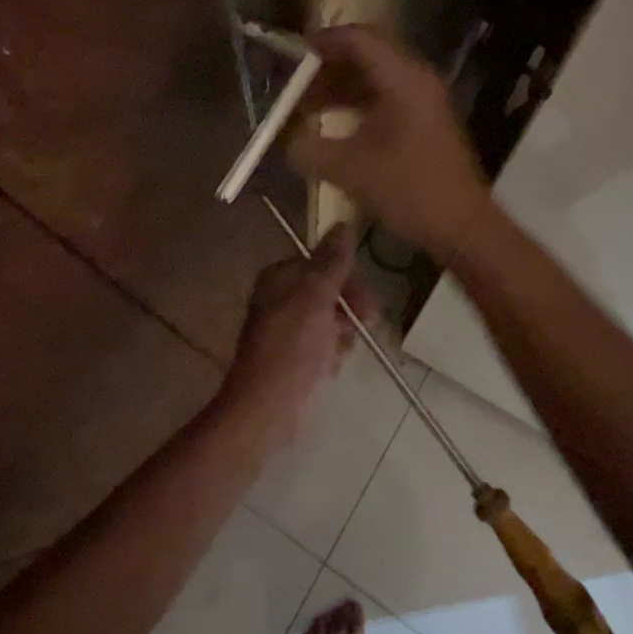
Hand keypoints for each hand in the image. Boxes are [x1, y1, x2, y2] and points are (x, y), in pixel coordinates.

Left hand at [219, 225, 376, 445]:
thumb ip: (331, 262)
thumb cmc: (291, 350)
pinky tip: (333, 366)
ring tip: (339, 351)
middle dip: (348, 308)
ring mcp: (288, 328)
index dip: (347, 277)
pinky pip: (325, 344)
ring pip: (331, 319)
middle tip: (365, 323)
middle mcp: (281, 298)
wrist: (267, 410)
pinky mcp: (295, 356)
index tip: (365, 298)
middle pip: (329, 289)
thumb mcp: (315, 299)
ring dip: (343, 333)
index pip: (322, 262)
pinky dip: (333, 353)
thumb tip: (343, 223)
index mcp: (279, 278)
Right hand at [285, 25, 492, 259]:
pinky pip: (380, 96)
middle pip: (364, 54)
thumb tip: (282, 137)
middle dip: (324, 65)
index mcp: (402, 79)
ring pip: (371, 77)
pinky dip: (352, 103)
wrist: (460, 226)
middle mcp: (415, 79)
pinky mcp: (420, 120)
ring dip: (336, 86)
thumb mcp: (348, 169)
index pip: (358, 38)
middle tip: (288, 79)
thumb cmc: (408, 190)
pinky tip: (327, 121)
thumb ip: (307, 149)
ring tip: (300, 104)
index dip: (321, 41)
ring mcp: (420, 99)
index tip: (288, 54)